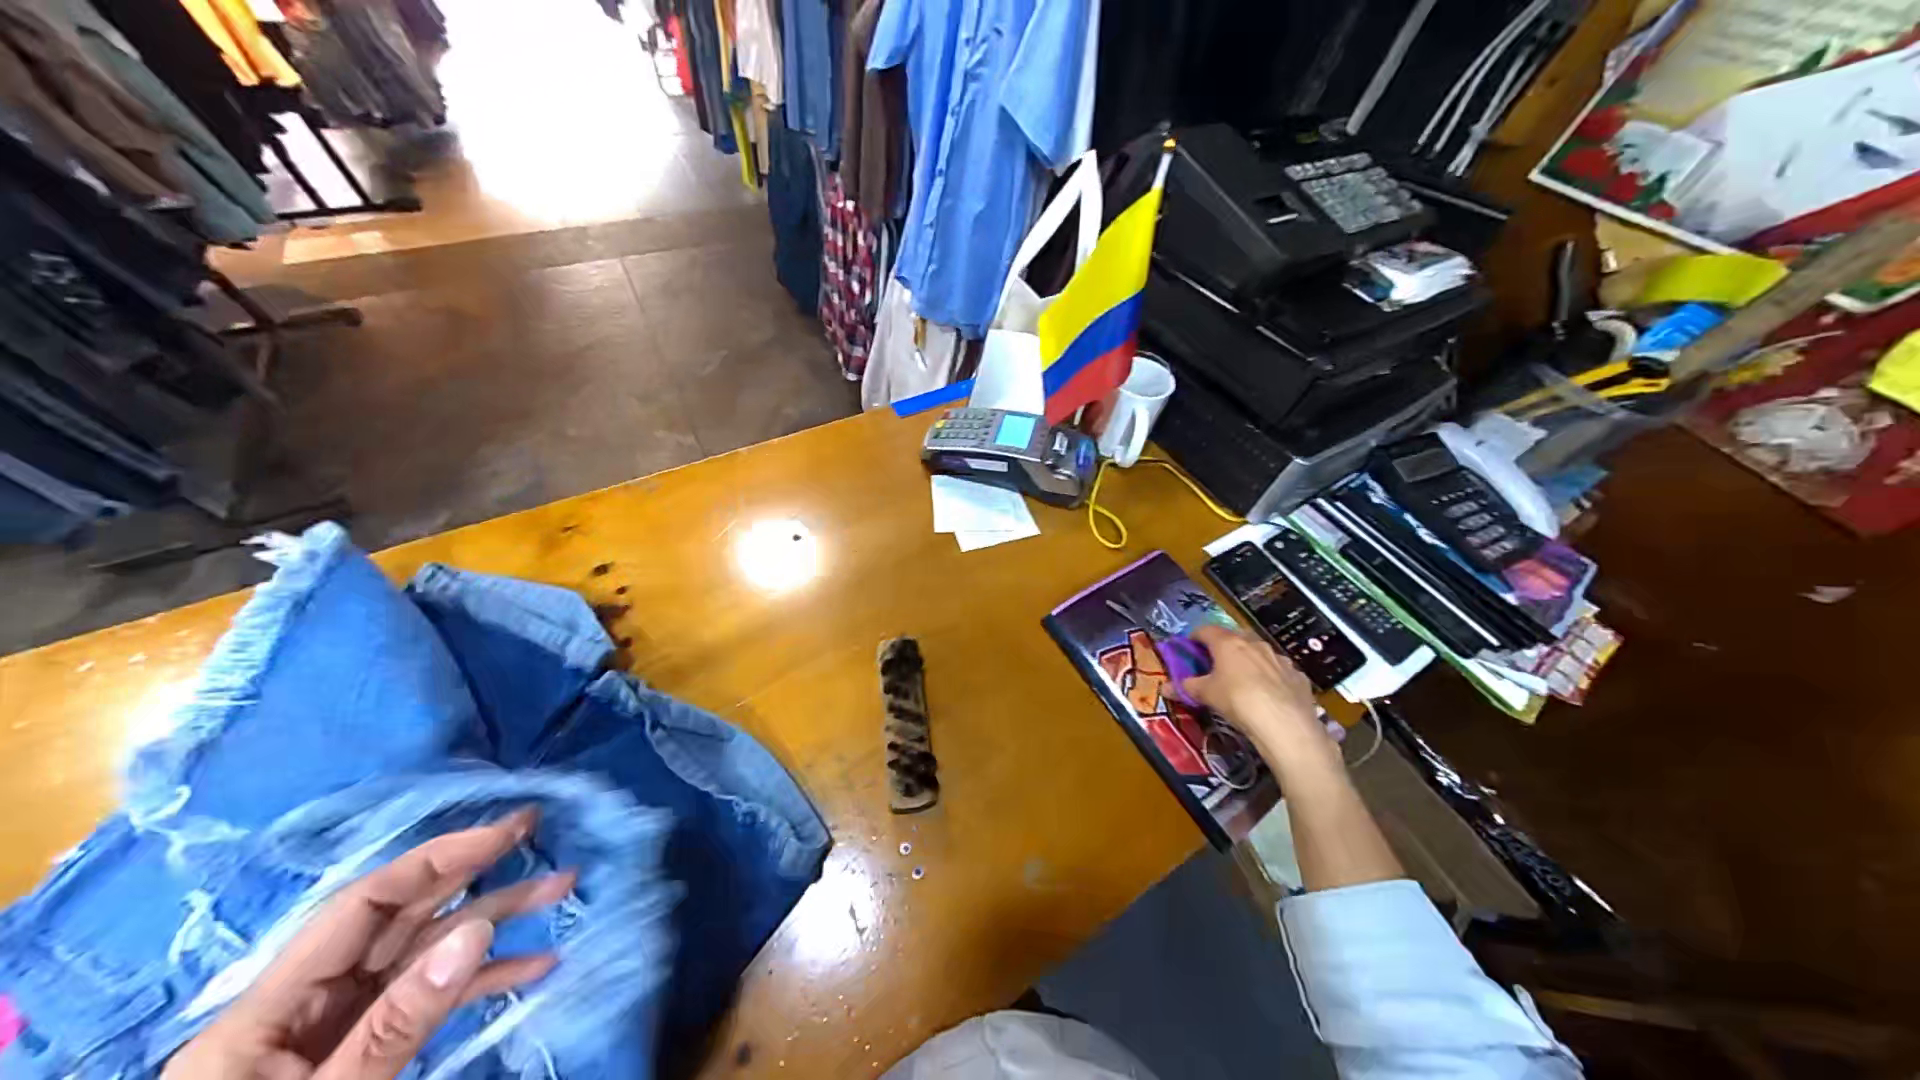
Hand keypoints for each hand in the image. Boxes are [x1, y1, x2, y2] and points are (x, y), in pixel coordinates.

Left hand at [164, 809, 574, 1079]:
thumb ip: (395, 1024)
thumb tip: (475, 933)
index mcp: (268, 1008)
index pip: (363, 904)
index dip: (436, 859)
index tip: (502, 833)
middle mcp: (307, 1002)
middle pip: (402, 919)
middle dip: (477, 876)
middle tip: (539, 833)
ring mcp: (339, 1026)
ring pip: (427, 952)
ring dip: (495, 922)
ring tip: (560, 889)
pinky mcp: (366, 1049)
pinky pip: (431, 1000)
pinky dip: (483, 980)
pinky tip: (535, 967)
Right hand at [1181, 625, 1329, 761]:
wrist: (1284, 723)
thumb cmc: (1237, 700)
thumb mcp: (1206, 694)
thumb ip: (1186, 687)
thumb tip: (1165, 687)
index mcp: (1228, 643)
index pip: (1205, 630)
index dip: (1194, 638)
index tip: (1189, 649)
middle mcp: (1255, 643)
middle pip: (1234, 637)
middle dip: (1223, 648)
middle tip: (1215, 666)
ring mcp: (1279, 658)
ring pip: (1259, 653)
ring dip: (1249, 662)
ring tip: (1243, 682)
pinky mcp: (1298, 675)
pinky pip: (1278, 671)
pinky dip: (1270, 678)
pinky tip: (1268, 696)